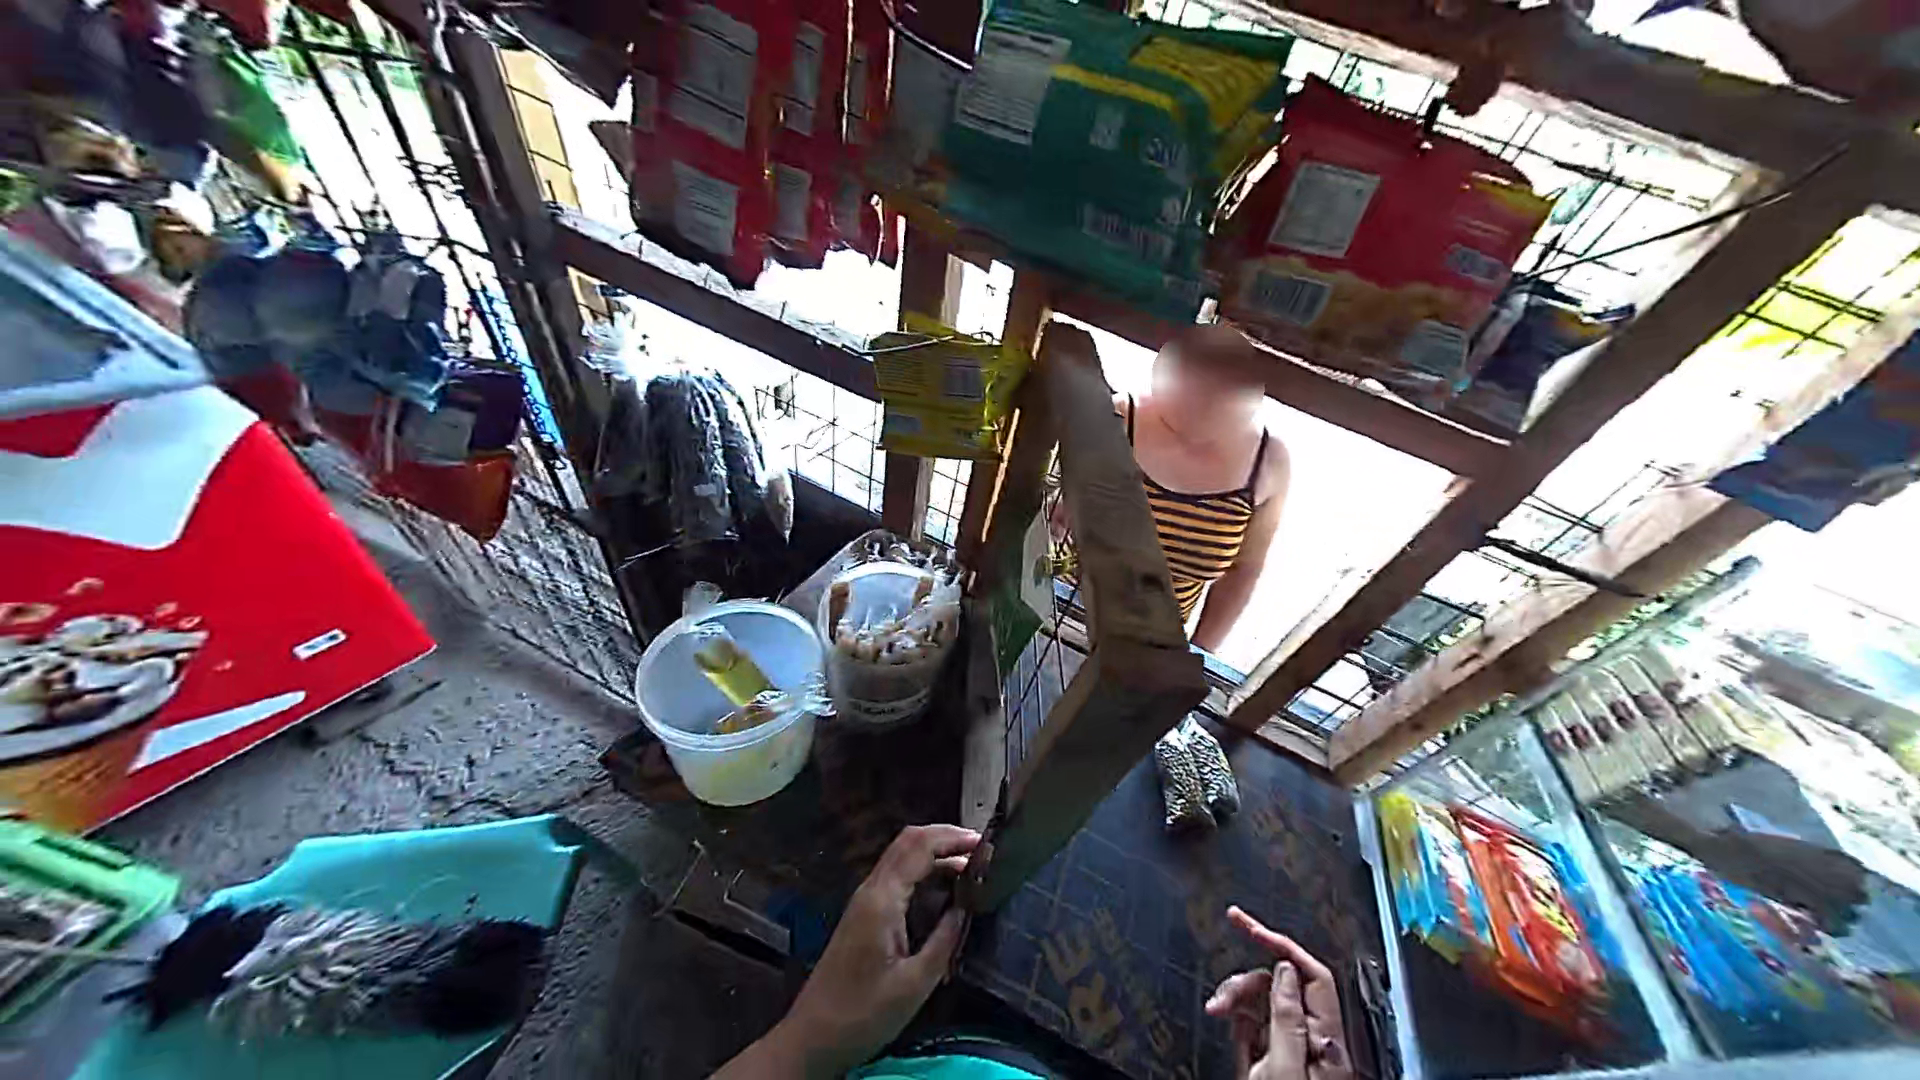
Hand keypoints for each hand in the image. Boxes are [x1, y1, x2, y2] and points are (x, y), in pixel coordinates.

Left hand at [771, 825, 979, 1077]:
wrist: (813, 1037)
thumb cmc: (864, 1014)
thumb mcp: (915, 983)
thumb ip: (944, 940)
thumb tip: (965, 908)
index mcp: (882, 900)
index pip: (919, 847)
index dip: (952, 838)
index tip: (983, 843)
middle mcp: (872, 889)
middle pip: (909, 841)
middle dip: (945, 836)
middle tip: (979, 848)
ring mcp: (865, 898)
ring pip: (902, 855)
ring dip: (935, 851)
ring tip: (970, 864)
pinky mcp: (865, 910)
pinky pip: (897, 873)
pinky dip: (923, 868)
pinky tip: (944, 885)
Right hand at [1204, 906, 1351, 1079]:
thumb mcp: (1285, 1071)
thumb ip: (1287, 1017)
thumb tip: (1284, 968)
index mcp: (1325, 1042)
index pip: (1312, 974)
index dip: (1281, 944)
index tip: (1247, 925)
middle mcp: (1311, 1040)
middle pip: (1280, 984)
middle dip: (1247, 980)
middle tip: (1222, 995)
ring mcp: (1290, 1048)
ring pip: (1262, 997)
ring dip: (1234, 996)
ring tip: (1217, 1011)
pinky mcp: (1270, 1055)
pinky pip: (1251, 1017)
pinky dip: (1233, 1011)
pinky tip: (1223, 1017)